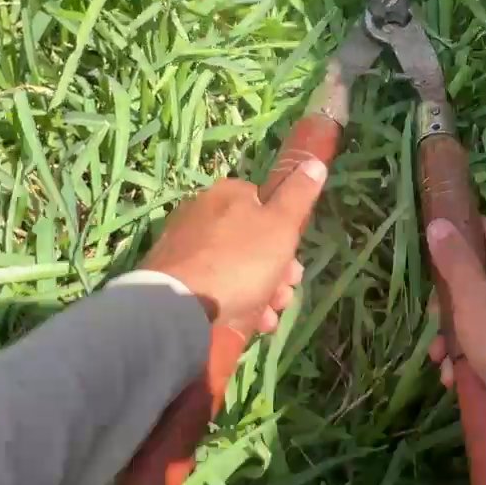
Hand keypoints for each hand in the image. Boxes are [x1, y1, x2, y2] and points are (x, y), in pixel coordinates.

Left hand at [140, 161, 326, 337]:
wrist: (178, 304)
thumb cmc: (240, 260)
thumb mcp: (281, 225)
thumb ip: (299, 194)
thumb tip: (314, 163)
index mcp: (228, 195)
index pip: (265, 206)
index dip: (287, 236)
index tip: (295, 264)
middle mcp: (201, 212)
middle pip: (252, 241)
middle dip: (277, 272)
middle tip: (285, 295)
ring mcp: (183, 245)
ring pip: (235, 266)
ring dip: (261, 292)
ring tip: (269, 317)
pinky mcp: (171, 276)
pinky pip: (213, 285)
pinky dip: (234, 301)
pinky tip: (249, 322)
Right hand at [423, 216, 485, 418]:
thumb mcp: (473, 298)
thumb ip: (454, 261)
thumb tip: (438, 222)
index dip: (459, 231)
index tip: (431, 245)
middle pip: (479, 274)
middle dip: (448, 299)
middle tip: (432, 317)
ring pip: (480, 310)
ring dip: (453, 333)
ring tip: (439, 358)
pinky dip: (470, 353)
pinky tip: (454, 376)